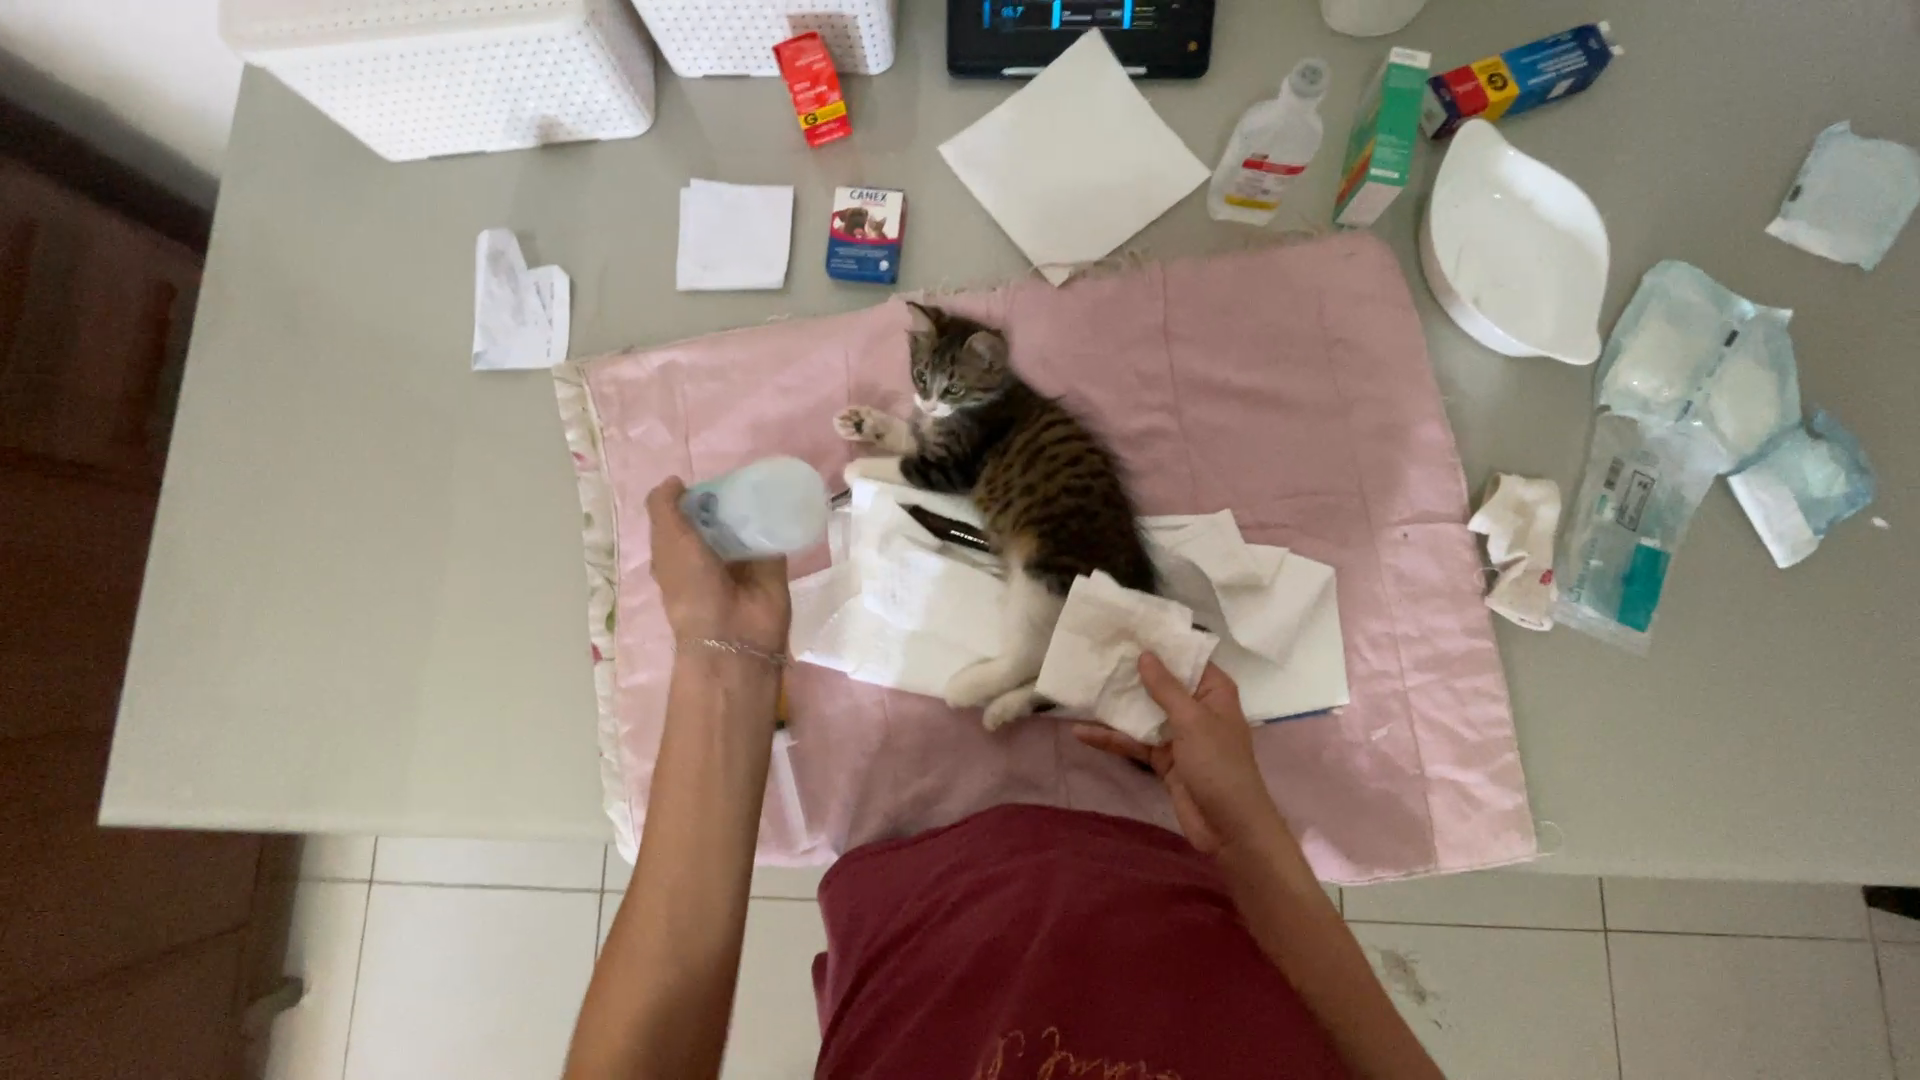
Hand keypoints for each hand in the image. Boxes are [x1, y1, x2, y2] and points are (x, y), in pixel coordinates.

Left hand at [645, 478, 791, 654]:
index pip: (686, 518)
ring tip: (761, 479)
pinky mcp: (772, 564)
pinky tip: (783, 497)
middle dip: (726, 498)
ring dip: (754, 505)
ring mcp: (743, 560)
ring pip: (748, 524)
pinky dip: (779, 519)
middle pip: (719, 518)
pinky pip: (776, 535)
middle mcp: (711, 556)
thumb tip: (675, 480)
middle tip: (737, 476)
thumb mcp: (668, 543)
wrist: (734, 632)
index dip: (693, 498)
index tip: (703, 481)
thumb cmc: (692, 587)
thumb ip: (664, 508)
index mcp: (679, 554)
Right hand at [1074, 655, 1284, 855]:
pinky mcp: (1163, 758)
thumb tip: (1145, 654)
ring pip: (1142, 711)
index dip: (1160, 643)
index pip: (1186, 658)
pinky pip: (1134, 741)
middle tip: (1097, 651)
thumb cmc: (1219, 765)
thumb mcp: (1192, 721)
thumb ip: (1165, 688)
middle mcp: (1196, 707)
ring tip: (1083, 685)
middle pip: (1160, 683)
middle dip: (1131, 671)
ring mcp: (1178, 734)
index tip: (1128, 627)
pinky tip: (1081, 732)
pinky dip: (1111, 738)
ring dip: (1116, 704)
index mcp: (1213, 691)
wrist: (1229, 828)